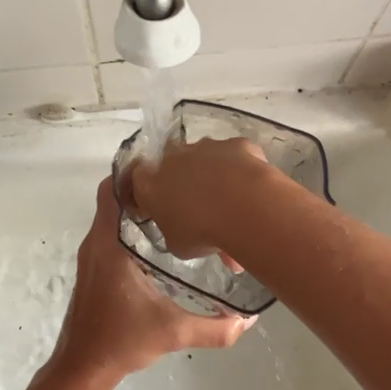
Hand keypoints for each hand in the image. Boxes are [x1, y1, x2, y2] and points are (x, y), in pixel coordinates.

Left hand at [50, 177, 252, 382]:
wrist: (83, 368)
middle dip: (145, 190)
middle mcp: (97, 243)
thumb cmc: (121, 342)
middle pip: (114, 198)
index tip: (165, 170)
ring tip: (178, 209)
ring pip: (112, 216)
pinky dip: (131, 227)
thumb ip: (214, 328)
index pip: (110, 190)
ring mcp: (93, 255)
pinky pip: (111, 233)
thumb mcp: (173, 332)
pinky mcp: (94, 268)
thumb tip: (249, 320)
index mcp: (109, 245)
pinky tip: (161, 240)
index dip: (133, 174)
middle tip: (182, 189)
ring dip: (138, 209)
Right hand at [124, 137, 281, 259]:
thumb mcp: (178, 245)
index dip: (150, 191)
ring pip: (205, 157)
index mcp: (150, 184)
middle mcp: (174, 158)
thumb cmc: (202, 231)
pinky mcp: (236, 143)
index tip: (160, 205)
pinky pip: (236, 156)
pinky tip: (252, 190)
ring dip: (213, 173)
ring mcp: (206, 147)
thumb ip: (172, 230)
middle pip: (172, 163)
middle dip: (182, 178)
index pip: (138, 179)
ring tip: (231, 201)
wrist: (244, 208)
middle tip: (197, 203)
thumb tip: (180, 228)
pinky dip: (241, 169)